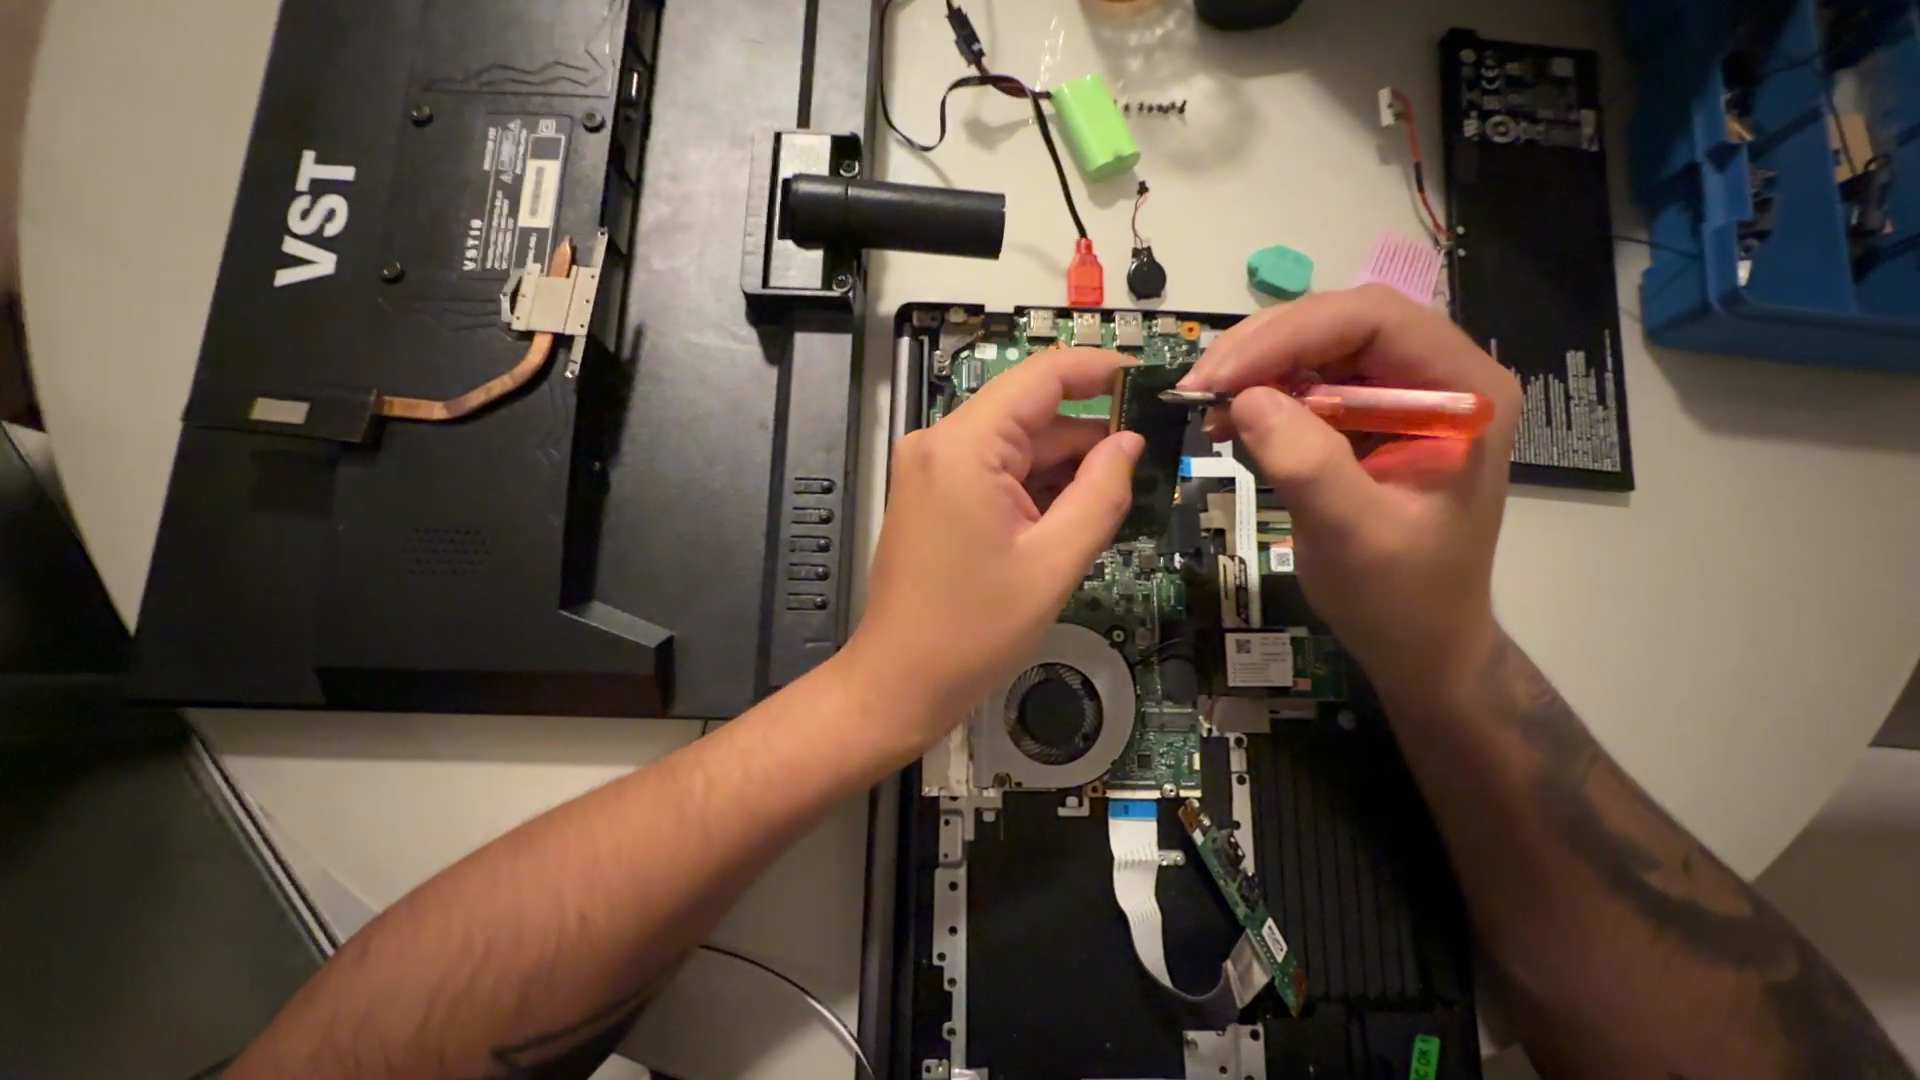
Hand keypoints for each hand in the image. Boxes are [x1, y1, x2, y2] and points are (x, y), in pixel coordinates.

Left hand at [844, 347, 1144, 748]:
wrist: (902, 679)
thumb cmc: (972, 631)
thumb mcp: (1055, 562)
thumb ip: (1102, 493)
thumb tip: (1129, 444)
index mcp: (964, 447)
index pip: (1043, 376)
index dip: (1101, 371)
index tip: (1149, 382)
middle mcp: (940, 443)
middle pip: (1032, 413)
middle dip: (1089, 437)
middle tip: (1144, 468)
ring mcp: (932, 467)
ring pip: (1018, 445)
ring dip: (1065, 469)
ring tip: (1109, 507)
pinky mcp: (934, 492)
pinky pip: (998, 470)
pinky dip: (1037, 487)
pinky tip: (1069, 519)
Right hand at [1180, 286, 1521, 693]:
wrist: (1420, 640)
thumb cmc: (1400, 596)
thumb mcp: (1353, 535)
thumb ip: (1307, 464)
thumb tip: (1243, 399)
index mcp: (1464, 391)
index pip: (1374, 320)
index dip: (1289, 335)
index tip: (1219, 377)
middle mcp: (1439, 375)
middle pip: (1342, 322)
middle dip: (1262, 348)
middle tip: (1197, 387)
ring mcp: (1402, 393)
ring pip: (1318, 345)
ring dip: (1255, 367)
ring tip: (1205, 404)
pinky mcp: (1369, 415)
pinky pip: (1309, 381)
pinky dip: (1261, 393)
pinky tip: (1228, 420)